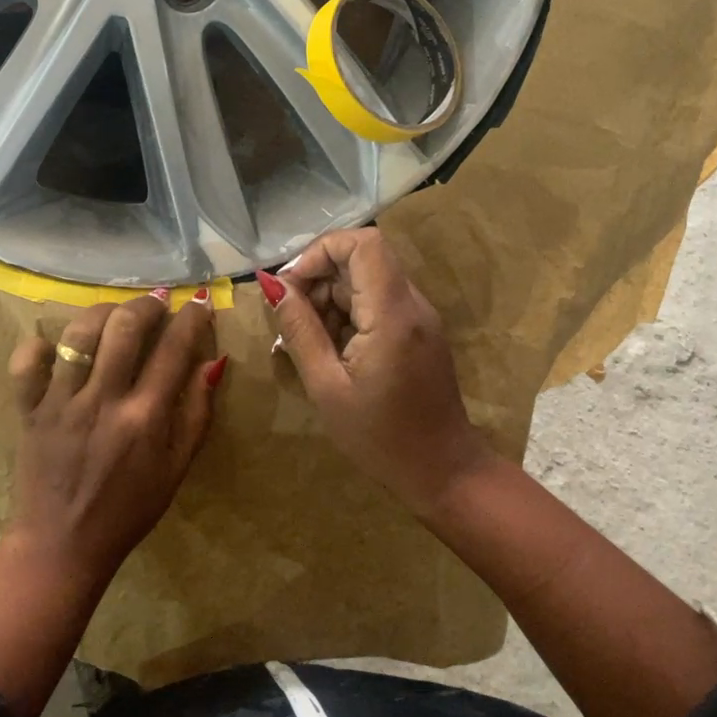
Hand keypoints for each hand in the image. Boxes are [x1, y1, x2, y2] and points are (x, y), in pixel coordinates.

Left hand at [5, 294, 225, 581]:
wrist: (64, 544)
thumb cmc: (128, 510)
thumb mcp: (176, 469)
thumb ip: (196, 415)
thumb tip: (212, 363)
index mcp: (145, 419)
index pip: (174, 350)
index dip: (191, 319)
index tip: (197, 304)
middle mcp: (103, 402)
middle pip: (125, 328)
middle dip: (145, 306)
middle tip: (154, 305)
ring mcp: (61, 403)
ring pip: (79, 335)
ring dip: (101, 313)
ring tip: (113, 314)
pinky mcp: (30, 409)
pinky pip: (26, 363)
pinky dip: (38, 346)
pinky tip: (55, 347)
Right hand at [260, 229, 492, 516]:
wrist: (443, 473)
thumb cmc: (380, 438)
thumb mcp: (327, 386)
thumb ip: (300, 330)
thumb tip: (272, 285)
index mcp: (392, 314)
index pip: (362, 242)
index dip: (320, 251)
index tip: (292, 286)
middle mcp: (411, 304)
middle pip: (360, 259)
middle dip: (317, 278)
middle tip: (290, 320)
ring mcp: (417, 317)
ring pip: (365, 279)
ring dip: (328, 299)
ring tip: (305, 341)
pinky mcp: (416, 331)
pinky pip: (375, 302)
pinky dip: (345, 315)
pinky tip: (327, 351)